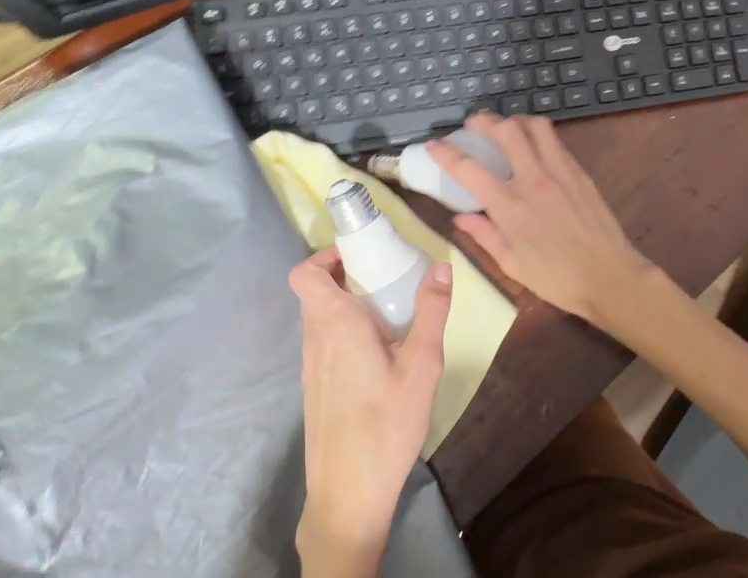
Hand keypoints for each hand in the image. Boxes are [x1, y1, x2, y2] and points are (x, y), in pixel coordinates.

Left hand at [290, 247, 450, 573]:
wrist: (348, 494)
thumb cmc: (386, 424)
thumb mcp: (422, 365)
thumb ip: (431, 312)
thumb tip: (442, 266)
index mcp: (335, 326)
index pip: (305, 274)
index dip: (326, 255)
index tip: (363, 253)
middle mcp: (315, 341)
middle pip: (316, 291)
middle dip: (349, 274)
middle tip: (388, 276)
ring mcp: (311, 368)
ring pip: (320, 318)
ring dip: (349, 303)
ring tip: (390, 311)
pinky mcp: (316, 389)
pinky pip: (326, 343)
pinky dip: (347, 331)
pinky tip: (382, 352)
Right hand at [429, 113, 654, 323]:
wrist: (609, 275)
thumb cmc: (557, 278)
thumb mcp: (512, 265)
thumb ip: (484, 235)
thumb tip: (461, 218)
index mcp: (510, 206)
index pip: (469, 169)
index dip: (446, 153)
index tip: (434, 145)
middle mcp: (534, 180)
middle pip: (506, 130)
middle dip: (484, 121)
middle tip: (473, 125)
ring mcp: (560, 171)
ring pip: (535, 126)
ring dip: (515, 120)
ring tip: (505, 128)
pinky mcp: (579, 171)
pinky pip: (555, 141)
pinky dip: (538, 135)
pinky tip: (533, 147)